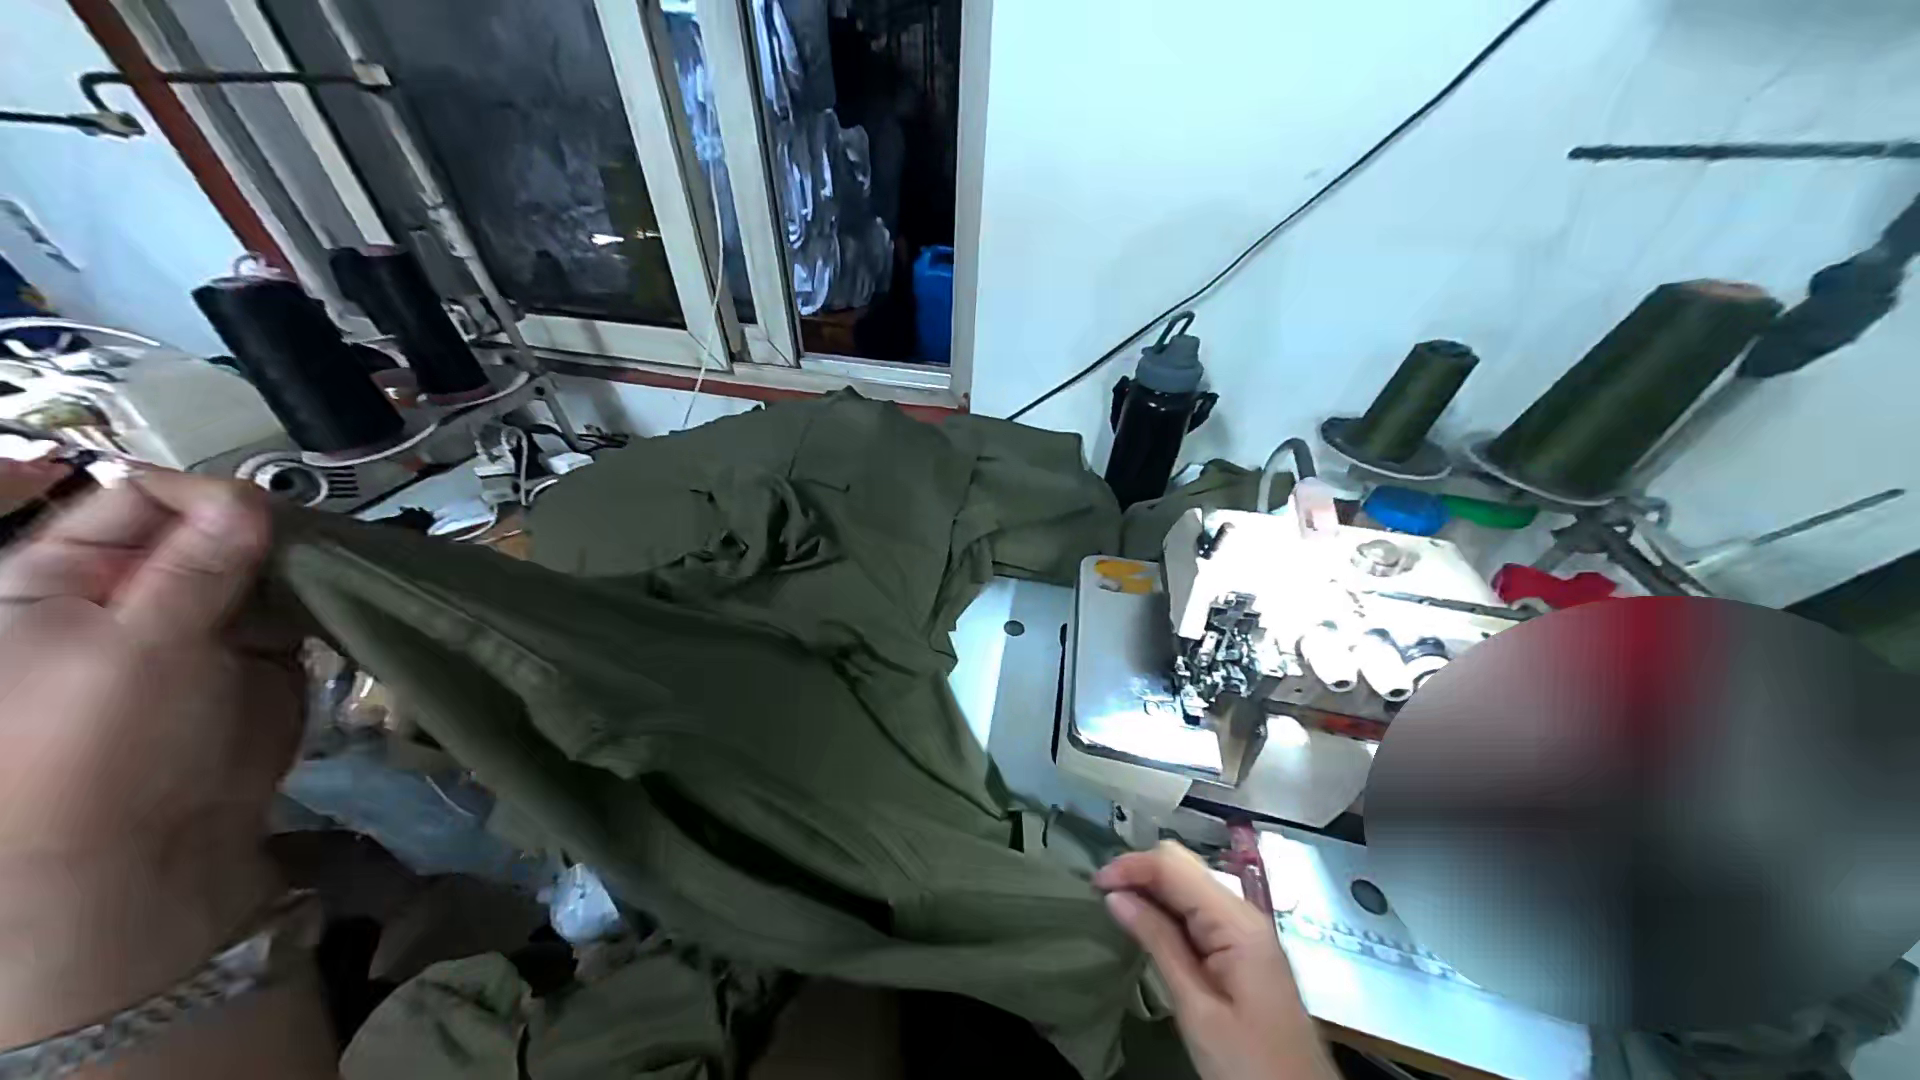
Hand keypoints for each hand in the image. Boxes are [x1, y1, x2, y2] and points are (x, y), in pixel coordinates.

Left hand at [0, 471, 301, 1044]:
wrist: (147, 844)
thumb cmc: (101, 743)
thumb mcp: (139, 647)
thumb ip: (197, 568)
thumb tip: (249, 496)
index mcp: (67, 579)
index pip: (137, 500)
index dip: (200, 496)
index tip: (264, 515)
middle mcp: (138, 591)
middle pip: (211, 529)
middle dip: (265, 529)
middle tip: (317, 543)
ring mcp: (204, 623)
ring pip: (263, 565)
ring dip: (302, 563)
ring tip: (341, 568)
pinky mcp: (260, 652)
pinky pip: (295, 606)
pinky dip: (323, 597)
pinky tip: (348, 595)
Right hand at [1096, 841, 1337, 1079]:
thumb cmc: (1250, 1065)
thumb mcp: (1196, 1009)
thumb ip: (1158, 943)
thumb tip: (1115, 896)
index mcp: (1236, 922)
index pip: (1173, 865)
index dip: (1131, 866)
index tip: (1095, 884)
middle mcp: (1244, 912)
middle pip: (1182, 864)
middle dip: (1139, 870)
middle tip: (1104, 895)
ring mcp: (1246, 927)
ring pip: (1188, 881)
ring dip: (1151, 885)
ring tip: (1118, 904)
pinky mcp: (1243, 945)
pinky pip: (1198, 906)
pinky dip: (1168, 905)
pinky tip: (1148, 921)